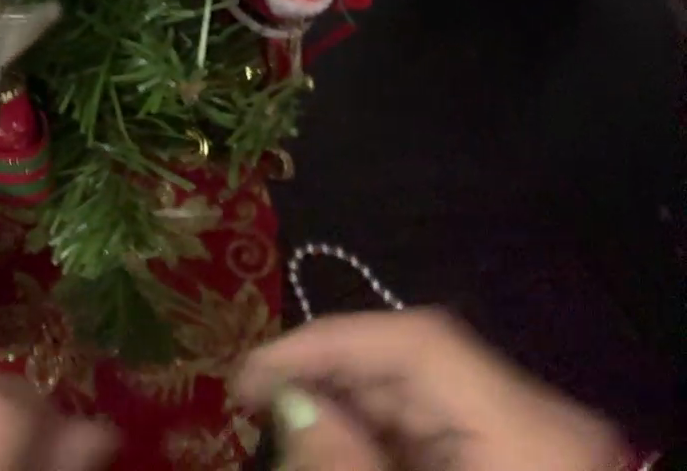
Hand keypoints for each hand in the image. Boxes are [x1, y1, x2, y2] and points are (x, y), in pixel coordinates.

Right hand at [236, 309, 627, 470]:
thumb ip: (346, 466)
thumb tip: (290, 401)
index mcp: (533, 436)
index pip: (415, 342)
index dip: (322, 342)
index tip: (254, 373)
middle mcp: (546, 424)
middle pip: (412, 362)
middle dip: (326, 375)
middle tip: (257, 401)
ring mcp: (544, 444)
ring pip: (420, 390)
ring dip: (346, 402)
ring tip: (285, 423)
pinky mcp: (530, 461)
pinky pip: (441, 422)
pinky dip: (381, 430)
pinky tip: (338, 445)